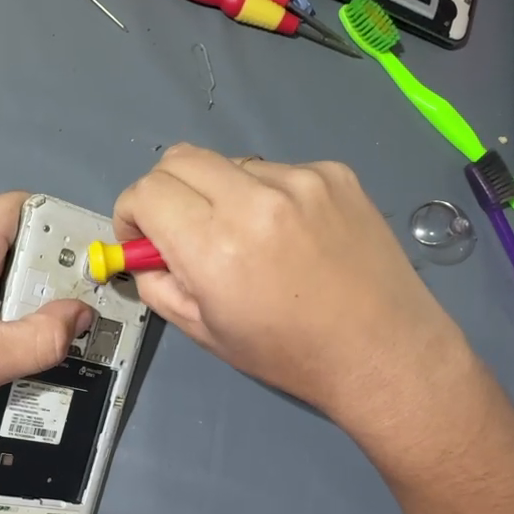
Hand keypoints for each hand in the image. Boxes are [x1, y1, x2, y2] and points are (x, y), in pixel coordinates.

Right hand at [113, 144, 466, 427]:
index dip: (131, 213)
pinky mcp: (334, 173)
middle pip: (178, 159)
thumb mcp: (205, 333)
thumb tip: (146, 255)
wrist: (383, 351)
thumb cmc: (288, 354)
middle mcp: (254, 199)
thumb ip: (160, 286)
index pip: (146, 192)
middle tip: (180, 231)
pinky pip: (275, 170)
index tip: (142, 238)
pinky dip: (265, 195)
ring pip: (229, 163)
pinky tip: (290, 234)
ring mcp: (300, 179)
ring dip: (218, 193)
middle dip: (164, 192)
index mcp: (215, 247)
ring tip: (248, 238)